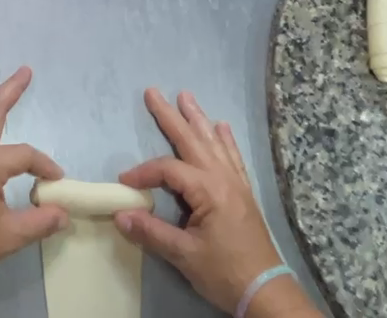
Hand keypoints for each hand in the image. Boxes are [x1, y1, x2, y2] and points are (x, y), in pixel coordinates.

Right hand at [114, 89, 303, 314]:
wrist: (267, 294)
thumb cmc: (225, 273)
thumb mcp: (184, 256)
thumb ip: (151, 232)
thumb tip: (119, 215)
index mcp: (207, 190)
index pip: (167, 169)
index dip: (143, 173)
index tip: (125, 184)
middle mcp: (222, 179)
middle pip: (191, 140)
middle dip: (170, 116)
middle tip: (152, 92)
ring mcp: (235, 184)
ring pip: (213, 143)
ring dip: (197, 119)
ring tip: (186, 96)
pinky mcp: (243, 193)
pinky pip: (233, 158)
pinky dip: (226, 140)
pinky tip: (222, 126)